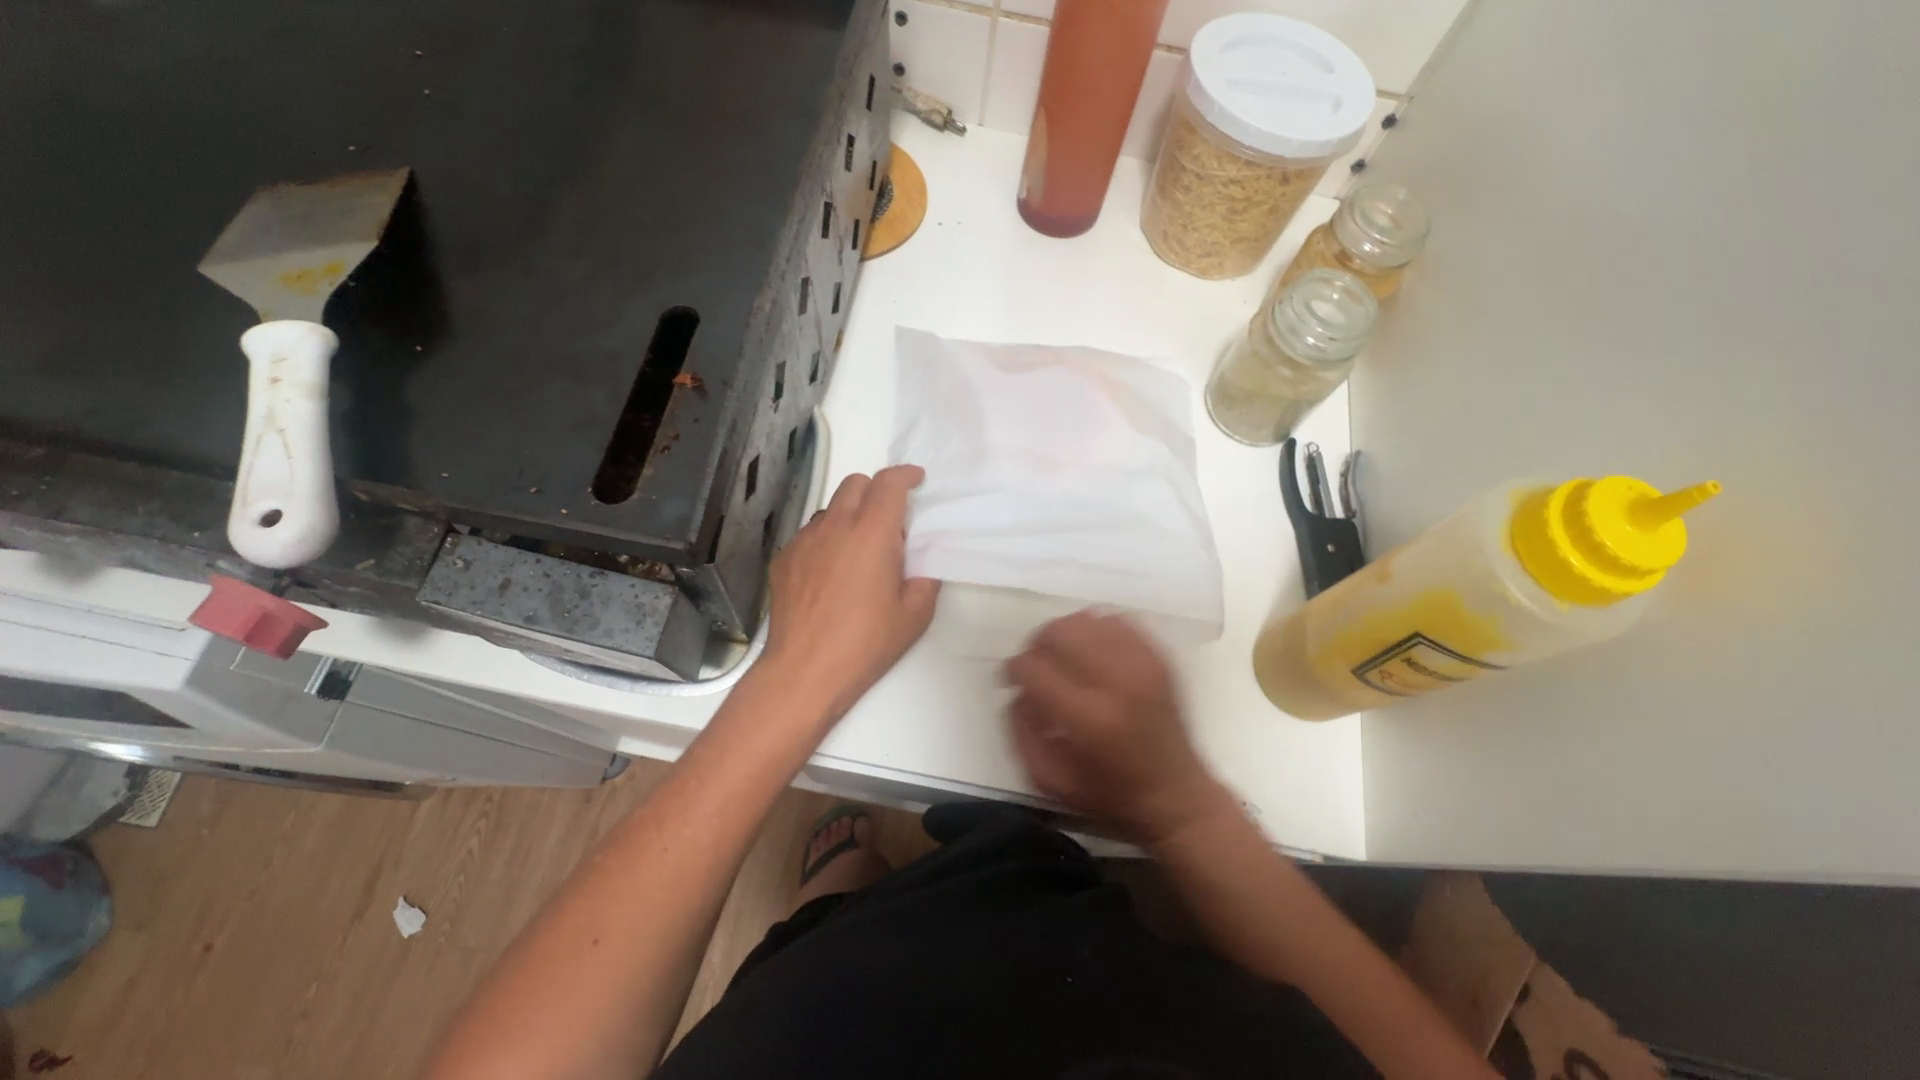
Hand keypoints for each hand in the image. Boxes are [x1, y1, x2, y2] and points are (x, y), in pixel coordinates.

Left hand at [760, 465, 940, 718]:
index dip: (906, 475)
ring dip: (849, 516)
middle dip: (876, 491)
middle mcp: (835, 526)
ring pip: (830, 509)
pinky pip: (809, 534)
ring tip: (859, 551)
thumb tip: (921, 559)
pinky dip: (826, 540)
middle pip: (855, 483)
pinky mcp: (784, 559)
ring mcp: (804, 541)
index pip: (889, 483)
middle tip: (890, 521)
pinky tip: (832, 573)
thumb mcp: (915, 614)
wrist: (805, 671)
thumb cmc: (866, 643)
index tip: (916, 480)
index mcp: (872, 533)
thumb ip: (926, 577)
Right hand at [1005, 612, 1232, 843]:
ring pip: (1088, 620)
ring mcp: (1143, 666)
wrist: (1175, 795)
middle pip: (1060, 632)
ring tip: (1063, 656)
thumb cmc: (1108, 793)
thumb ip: (1021, 732)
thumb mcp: (1049, 780)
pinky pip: (1119, 621)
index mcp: (1087, 719)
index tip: (1012, 680)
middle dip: (1037, 644)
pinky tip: (1092, 649)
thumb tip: (1017, 691)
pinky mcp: (1159, 659)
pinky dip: (1096, 628)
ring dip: (1065, 634)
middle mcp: (1117, 683)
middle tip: (1035, 665)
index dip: (1013, 670)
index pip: (1034, 667)